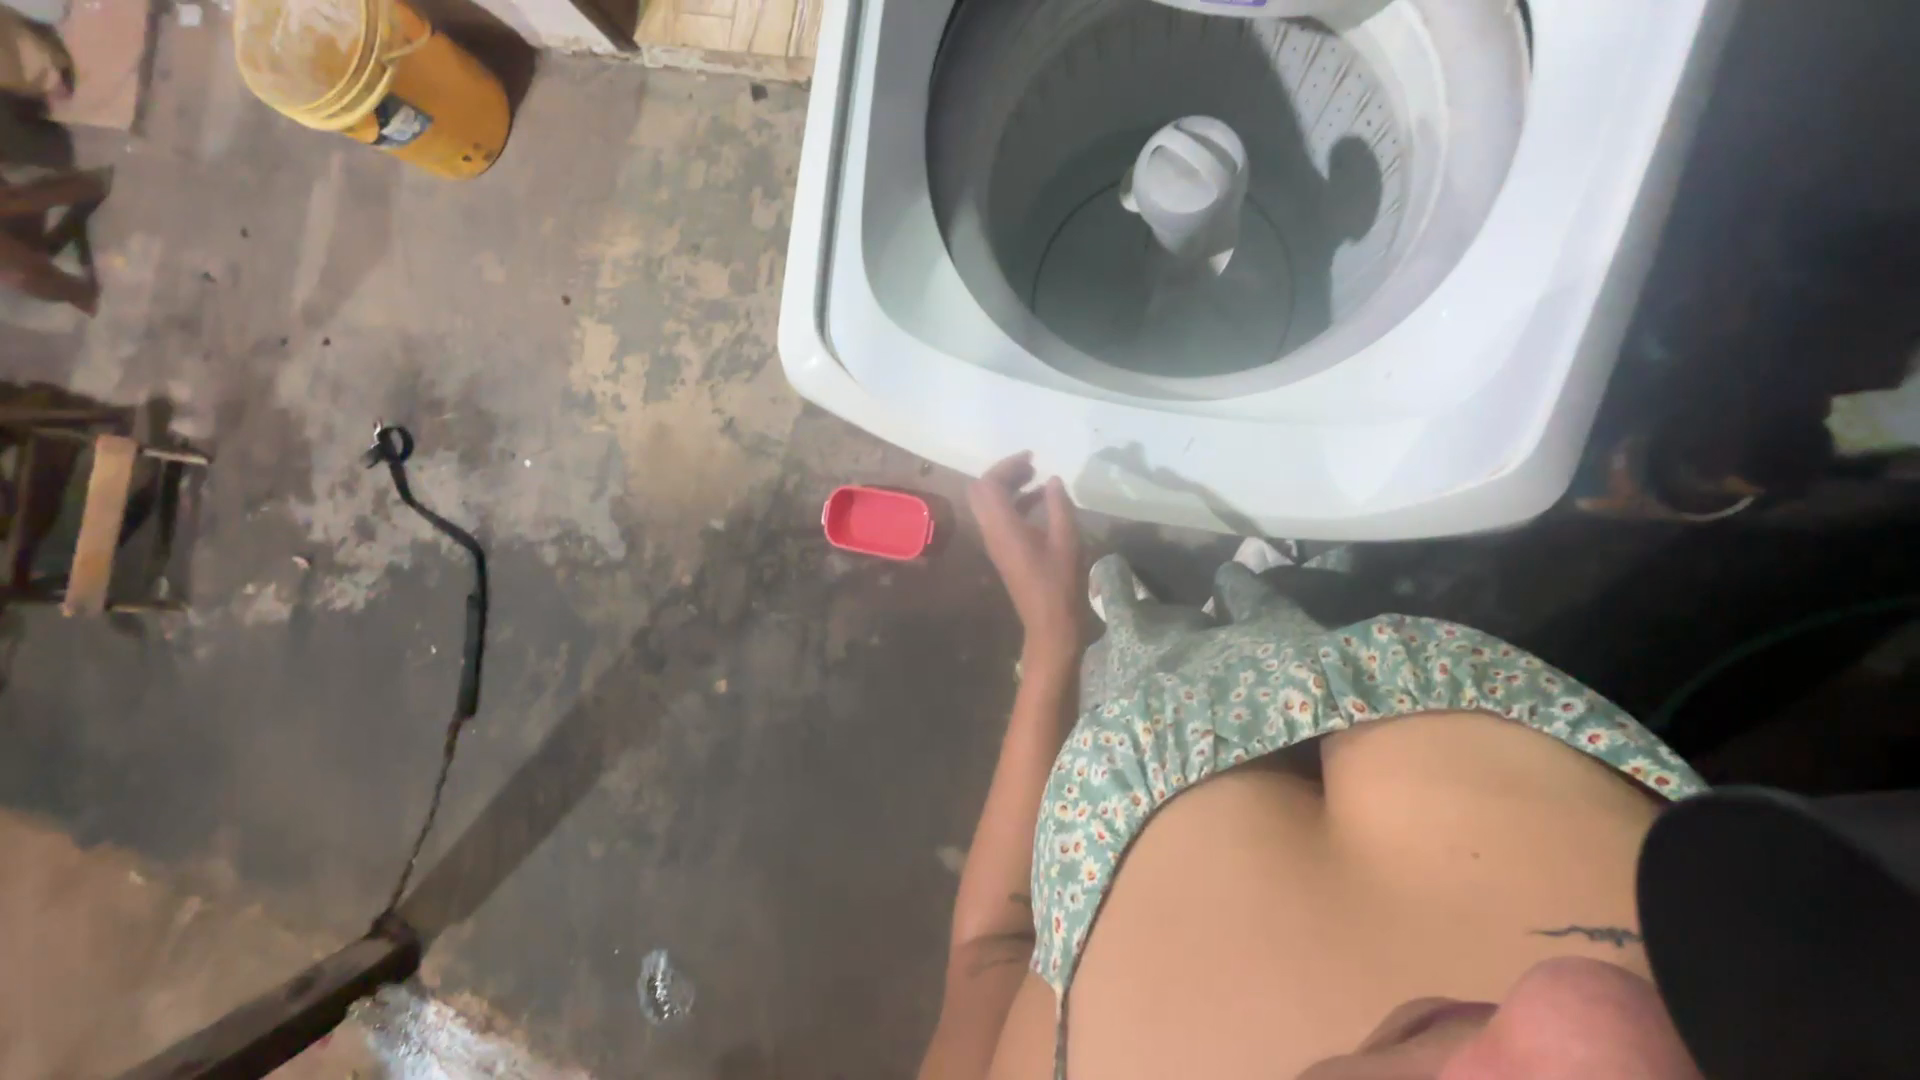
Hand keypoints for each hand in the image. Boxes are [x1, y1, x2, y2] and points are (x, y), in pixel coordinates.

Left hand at [968, 452, 1083, 659]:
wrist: (1050, 624)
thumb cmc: (1060, 583)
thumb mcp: (1067, 540)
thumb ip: (1059, 505)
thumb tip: (1053, 480)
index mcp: (1003, 527)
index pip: (989, 485)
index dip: (1006, 466)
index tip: (1031, 458)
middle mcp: (991, 532)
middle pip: (982, 492)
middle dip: (1003, 474)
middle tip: (1031, 466)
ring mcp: (995, 544)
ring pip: (989, 506)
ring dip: (1009, 488)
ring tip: (1037, 477)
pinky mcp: (1004, 552)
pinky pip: (1000, 519)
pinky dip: (1014, 504)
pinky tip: (1041, 501)